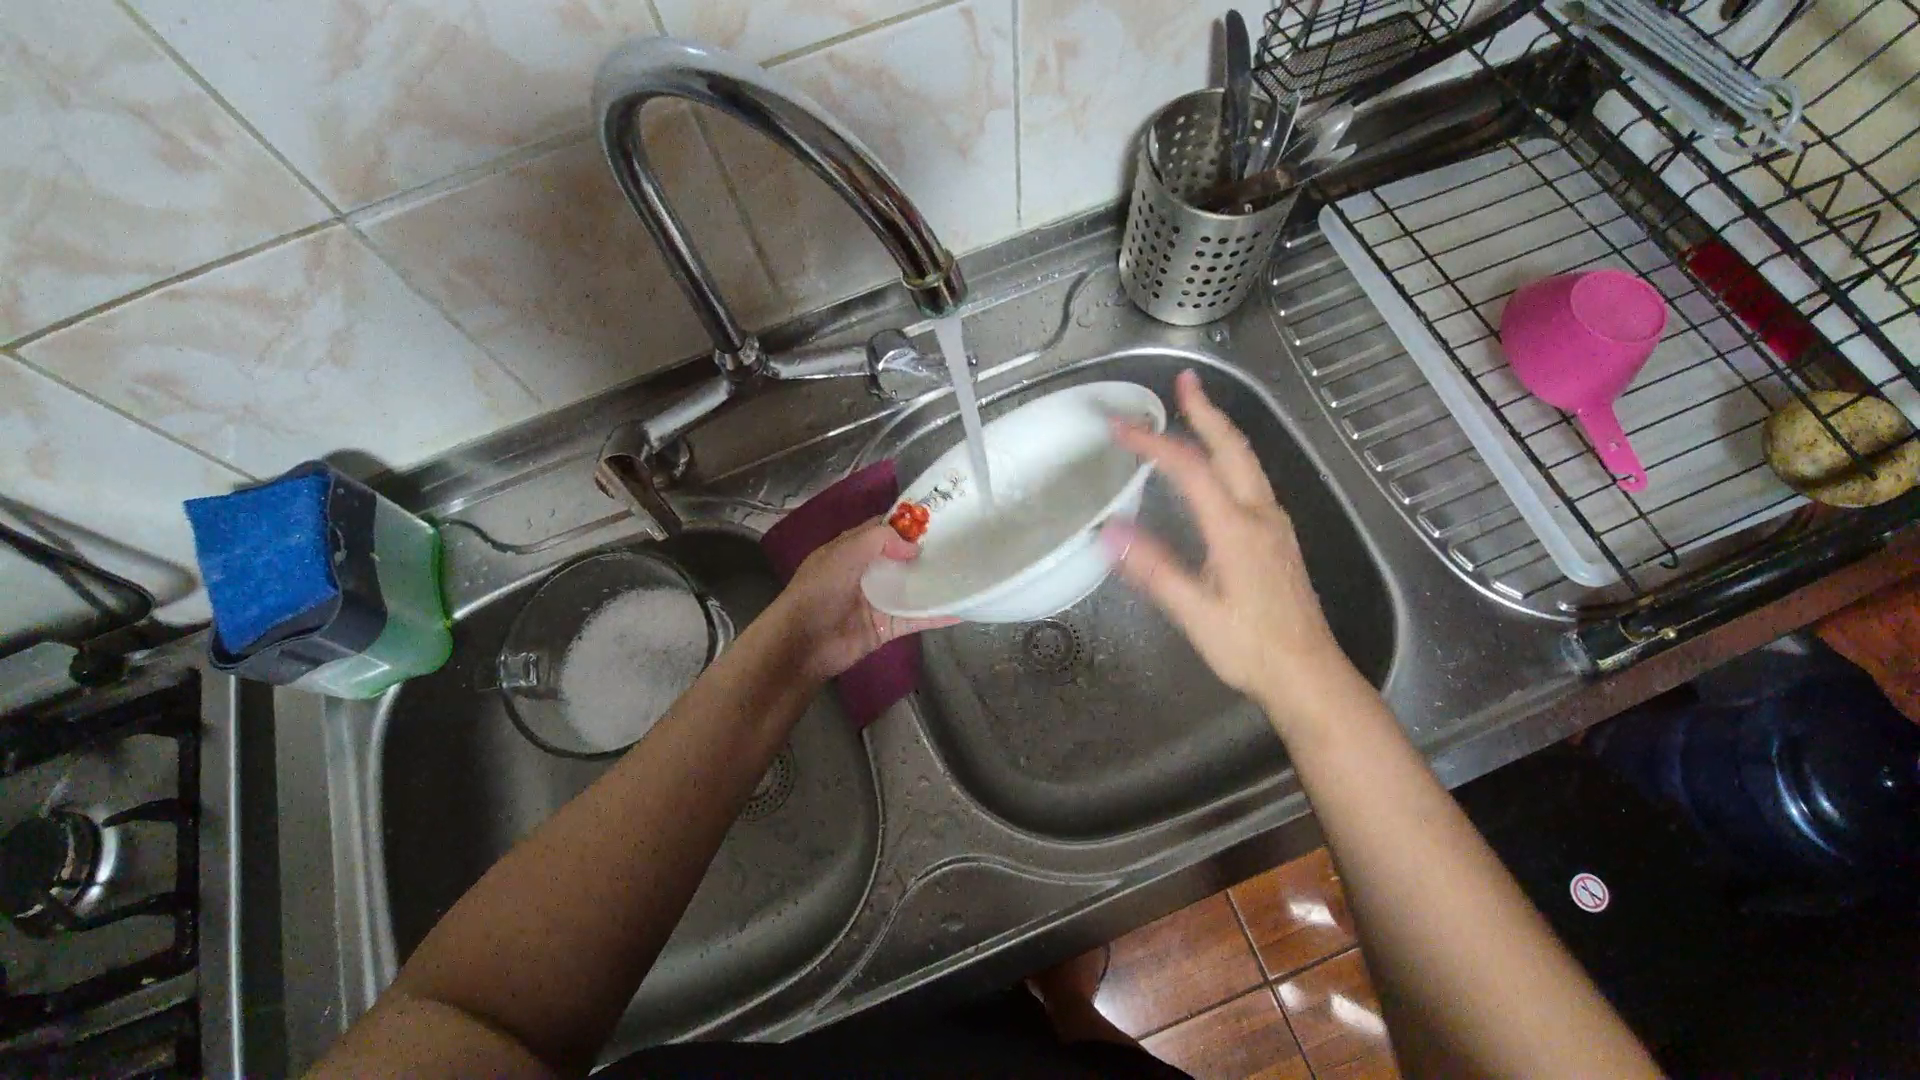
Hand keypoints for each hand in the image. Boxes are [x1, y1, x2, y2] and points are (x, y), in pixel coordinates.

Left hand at [770, 521, 957, 680]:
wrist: (803, 644)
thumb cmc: (818, 591)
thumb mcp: (843, 553)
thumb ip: (878, 540)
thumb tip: (913, 546)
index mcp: (849, 550)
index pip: (881, 530)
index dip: (906, 524)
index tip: (937, 519)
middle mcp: (865, 573)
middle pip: (901, 558)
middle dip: (926, 552)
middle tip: (961, 543)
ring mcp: (878, 601)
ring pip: (912, 588)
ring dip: (934, 582)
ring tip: (967, 572)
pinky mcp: (887, 627)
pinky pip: (916, 619)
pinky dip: (937, 615)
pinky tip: (961, 610)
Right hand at [1105, 370, 1352, 711]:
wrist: (1308, 674)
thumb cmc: (1250, 648)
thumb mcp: (1195, 613)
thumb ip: (1154, 569)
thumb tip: (1108, 530)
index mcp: (1237, 529)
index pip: (1191, 469)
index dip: (1154, 443)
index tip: (1120, 427)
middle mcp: (1261, 515)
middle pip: (1233, 448)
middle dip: (1206, 411)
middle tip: (1184, 380)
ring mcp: (1275, 525)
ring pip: (1247, 461)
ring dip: (1220, 430)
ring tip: (1195, 411)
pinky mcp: (1278, 538)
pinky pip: (1252, 480)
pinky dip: (1229, 457)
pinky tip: (1217, 467)